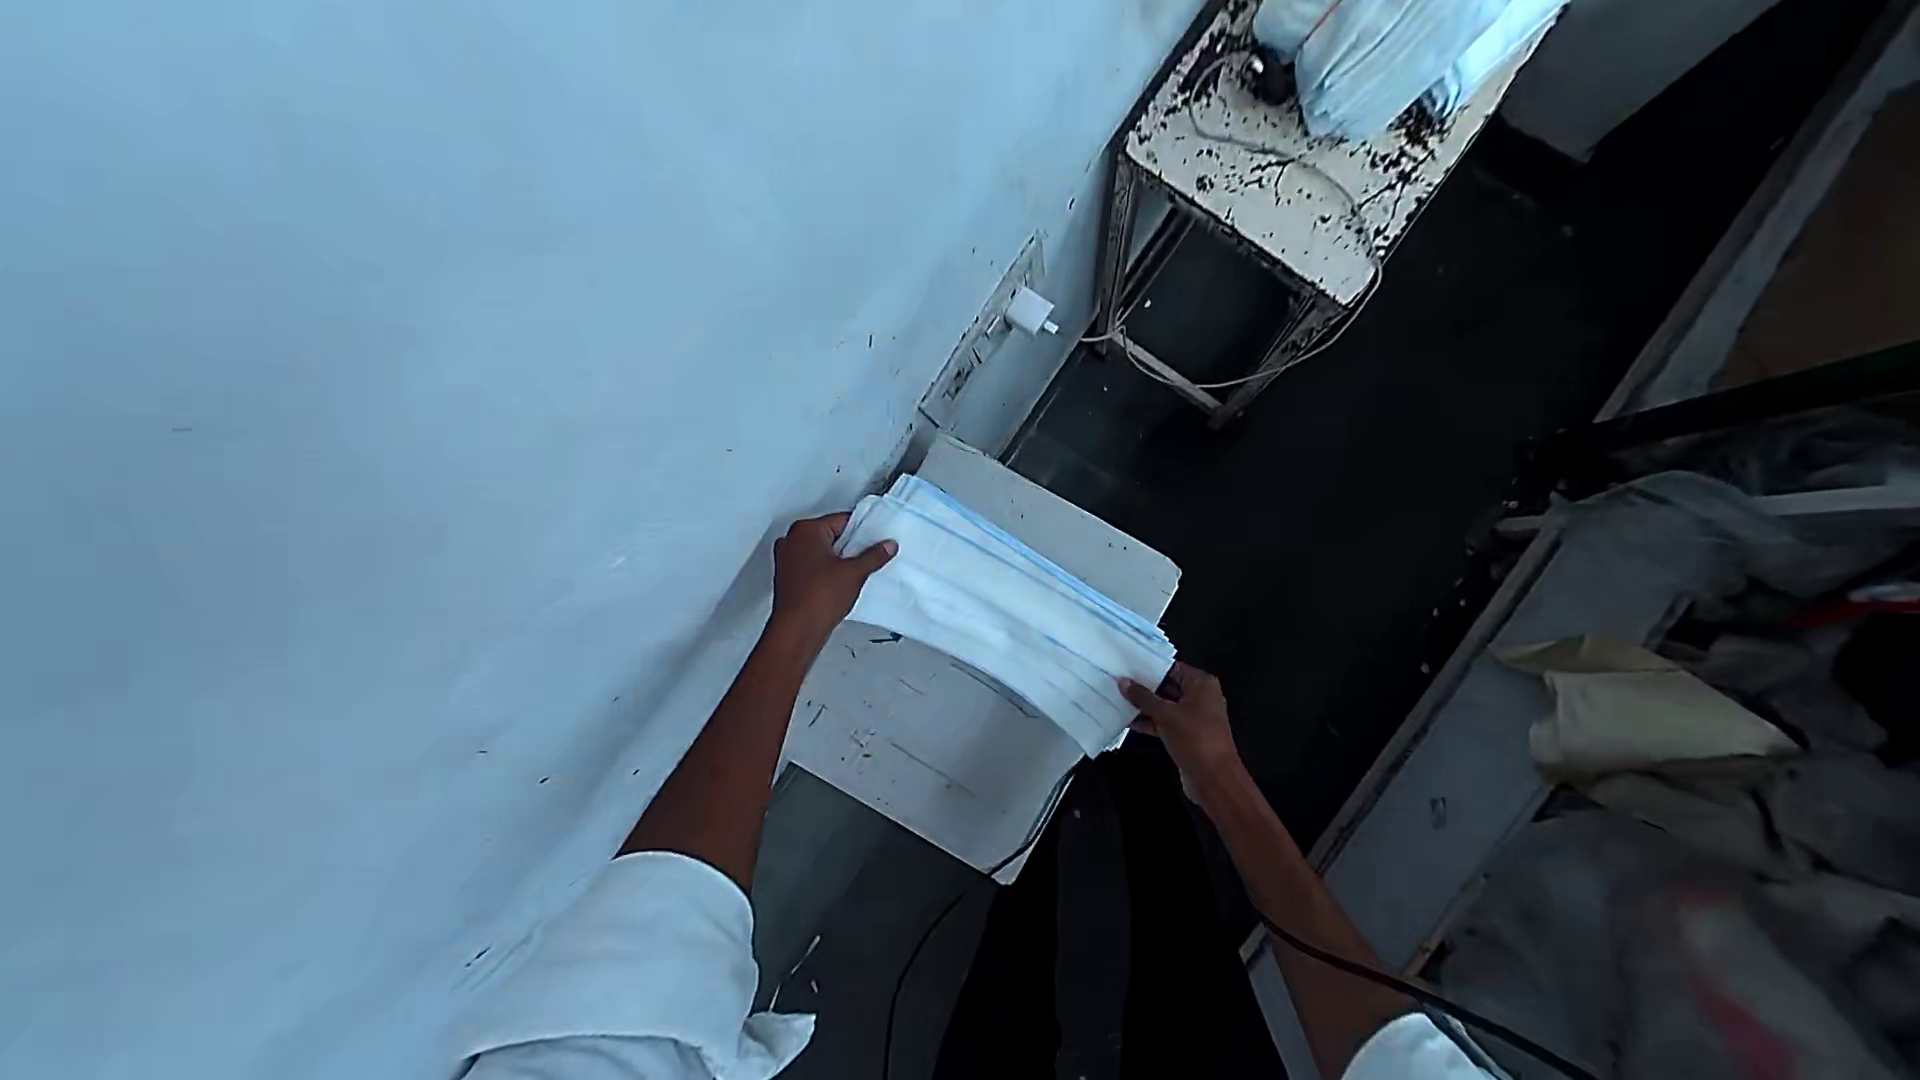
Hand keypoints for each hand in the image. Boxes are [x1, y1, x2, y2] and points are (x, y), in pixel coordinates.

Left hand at [769, 511, 896, 646]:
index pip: (842, 520)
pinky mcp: (787, 576)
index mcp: (806, 530)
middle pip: (830, 534)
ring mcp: (786, 558)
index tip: (876, 540)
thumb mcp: (855, 572)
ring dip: (838, 559)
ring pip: (821, 550)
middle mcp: (792, 540)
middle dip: (850, 545)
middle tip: (868, 556)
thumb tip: (887, 546)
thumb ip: (874, 555)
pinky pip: (812, 564)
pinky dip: (826, 570)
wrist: (798, 629)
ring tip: (855, 572)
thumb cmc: (818, 597)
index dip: (863, 531)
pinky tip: (840, 582)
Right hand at [1120, 661, 1242, 782]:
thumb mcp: (1165, 714)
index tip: (1127, 664)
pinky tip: (1127, 721)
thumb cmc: (1195, 738)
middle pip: (1168, 686)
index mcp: (1202, 684)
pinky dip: (1149, 722)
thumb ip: (1143, 697)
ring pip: (1165, 705)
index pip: (1172, 667)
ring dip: (1144, 706)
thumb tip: (1123, 682)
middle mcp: (1200, 697)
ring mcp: (1194, 717)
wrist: (1213, 779)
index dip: (1150, 666)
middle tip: (1118, 681)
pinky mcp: (1187, 735)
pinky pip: (1165, 722)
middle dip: (1144, 687)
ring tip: (1117, 699)